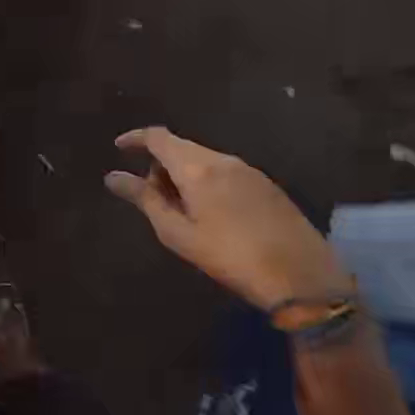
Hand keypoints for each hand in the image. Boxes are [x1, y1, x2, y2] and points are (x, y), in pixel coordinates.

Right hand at [105, 127, 349, 310]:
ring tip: (182, 213)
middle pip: (181, 147)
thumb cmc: (230, 257)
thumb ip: (145, 200)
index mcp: (197, 167)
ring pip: (203, 159)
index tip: (118, 148)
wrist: (302, 276)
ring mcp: (249, 170)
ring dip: (183, 175)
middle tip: (153, 200)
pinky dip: (206, 181)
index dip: (135, 138)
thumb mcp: (178, 233)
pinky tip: (212, 215)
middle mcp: (222, 159)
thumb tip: (112, 177)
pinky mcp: (266, 184)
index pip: (158, 137)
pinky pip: (224, 171)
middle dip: (159, 165)